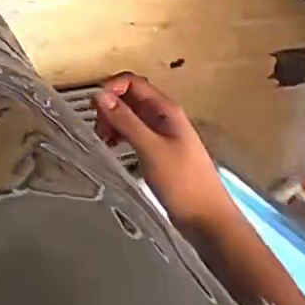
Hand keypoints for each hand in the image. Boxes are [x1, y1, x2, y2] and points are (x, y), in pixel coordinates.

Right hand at [94, 73, 235, 230]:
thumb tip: (100, 95)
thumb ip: (126, 121)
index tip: (95, 106)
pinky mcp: (157, 151)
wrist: (209, 222)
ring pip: (129, 115)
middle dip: (110, 106)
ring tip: (104, 140)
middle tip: (99, 129)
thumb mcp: (151, 149)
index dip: (112, 87)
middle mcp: (163, 116)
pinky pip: (133, 132)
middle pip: (129, 97)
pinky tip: (113, 148)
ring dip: (113, 121)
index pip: (133, 82)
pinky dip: (119, 135)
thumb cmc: (183, 183)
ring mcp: (160, 134)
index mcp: (165, 109)